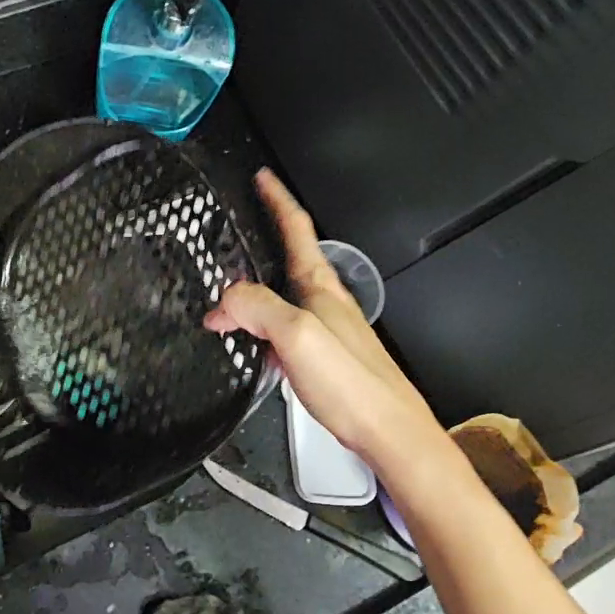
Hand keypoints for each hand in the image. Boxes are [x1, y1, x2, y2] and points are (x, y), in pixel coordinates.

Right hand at [204, 170, 449, 472]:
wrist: (393, 436)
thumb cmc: (353, 385)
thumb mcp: (295, 335)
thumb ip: (255, 307)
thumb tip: (221, 304)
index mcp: (319, 285)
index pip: (296, 228)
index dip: (276, 199)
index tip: (262, 176)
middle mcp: (325, 301)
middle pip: (289, 258)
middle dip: (262, 239)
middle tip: (235, 231)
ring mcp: (327, 329)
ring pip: (283, 294)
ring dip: (256, 285)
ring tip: (229, 287)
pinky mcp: (325, 357)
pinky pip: (284, 325)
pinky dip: (261, 322)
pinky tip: (251, 339)